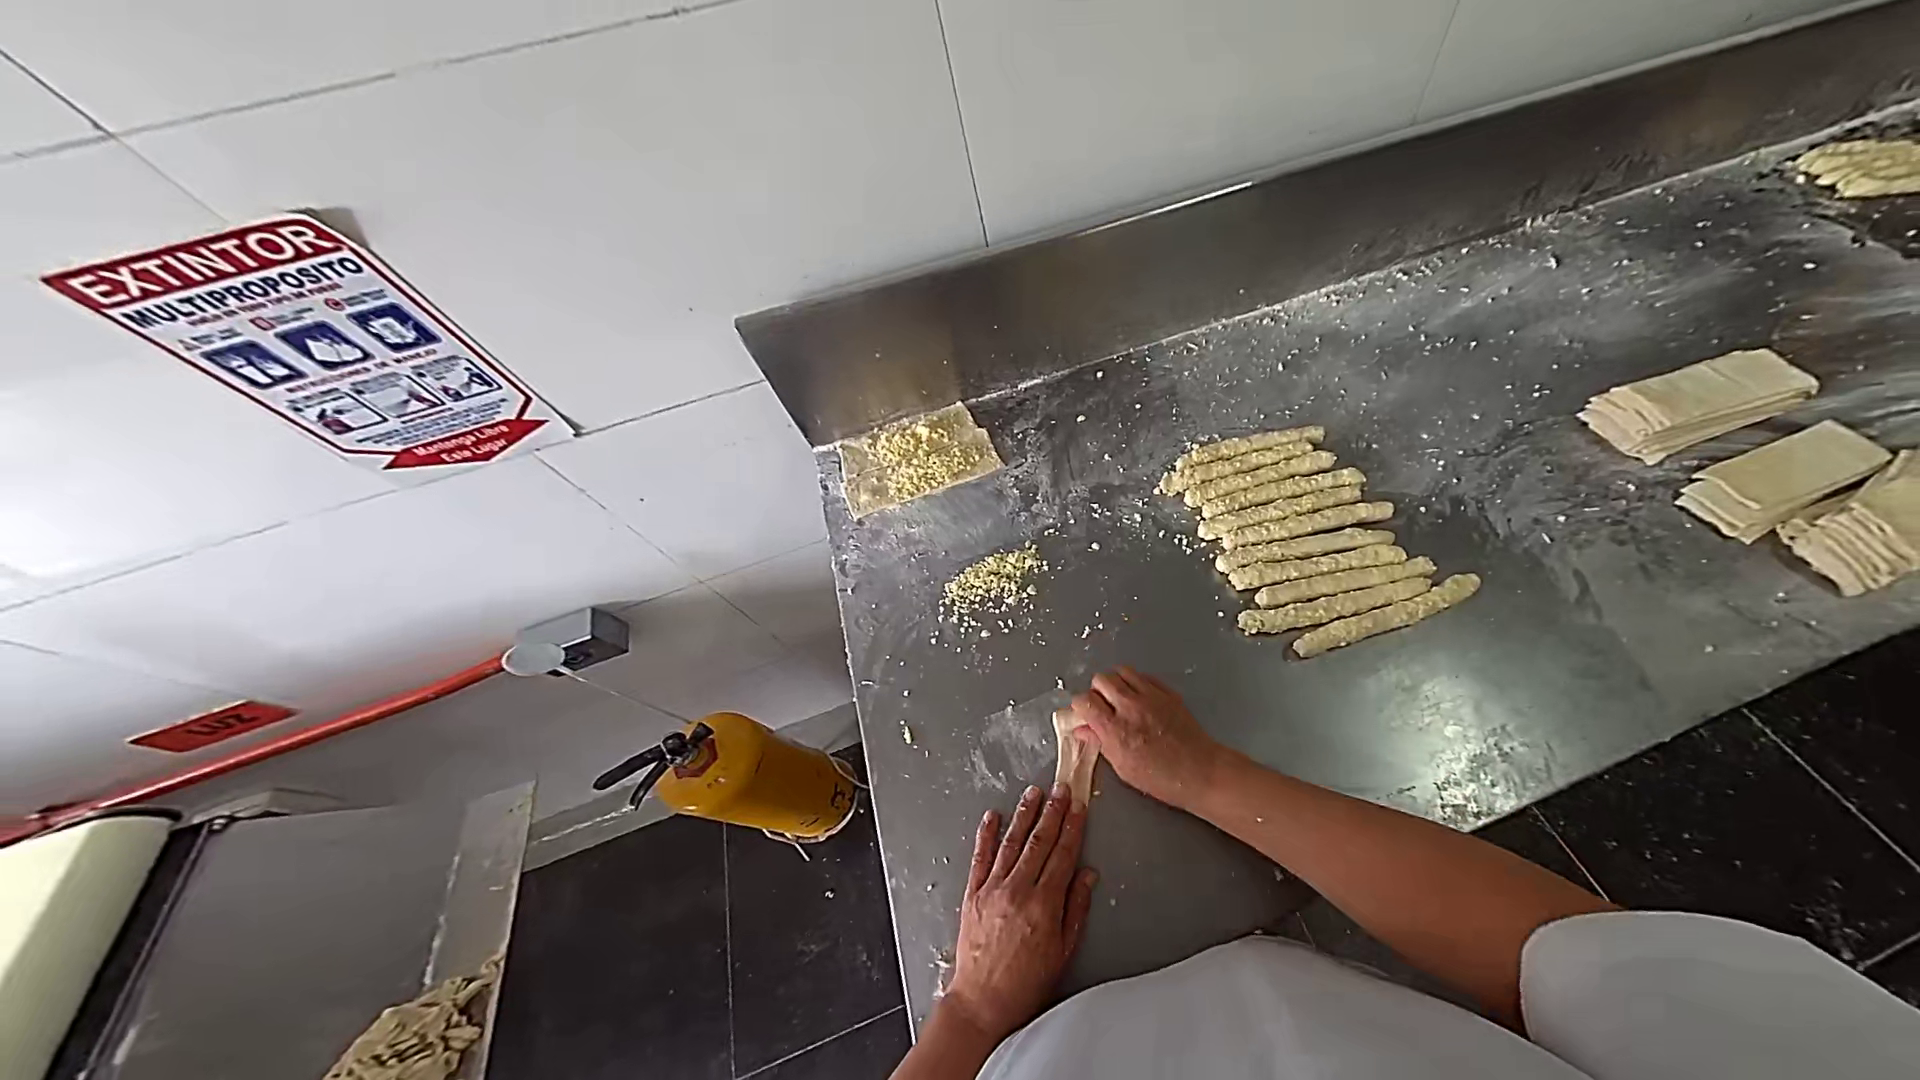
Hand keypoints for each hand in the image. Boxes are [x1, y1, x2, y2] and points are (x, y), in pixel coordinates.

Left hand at [942, 784, 1097, 1042]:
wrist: (983, 1001)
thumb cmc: (1028, 982)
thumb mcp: (1063, 951)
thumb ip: (1075, 908)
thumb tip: (1087, 874)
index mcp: (1043, 904)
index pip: (1062, 855)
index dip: (1072, 828)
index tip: (1078, 807)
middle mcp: (1017, 889)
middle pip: (1039, 841)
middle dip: (1052, 812)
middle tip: (1060, 789)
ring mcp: (992, 887)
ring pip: (1011, 841)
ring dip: (1024, 814)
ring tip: (1033, 792)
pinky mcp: (972, 891)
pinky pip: (980, 856)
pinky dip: (986, 833)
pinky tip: (993, 814)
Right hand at [1069, 667, 1229, 809]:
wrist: (1201, 771)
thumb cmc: (1160, 778)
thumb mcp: (1123, 768)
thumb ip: (1100, 743)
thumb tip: (1082, 729)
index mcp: (1115, 728)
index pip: (1084, 700)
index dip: (1080, 705)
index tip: (1084, 713)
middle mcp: (1129, 706)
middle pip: (1101, 680)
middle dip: (1097, 691)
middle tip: (1103, 705)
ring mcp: (1150, 696)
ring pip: (1121, 671)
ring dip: (1116, 682)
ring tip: (1120, 697)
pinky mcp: (1167, 692)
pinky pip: (1143, 676)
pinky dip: (1136, 682)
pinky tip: (1140, 698)